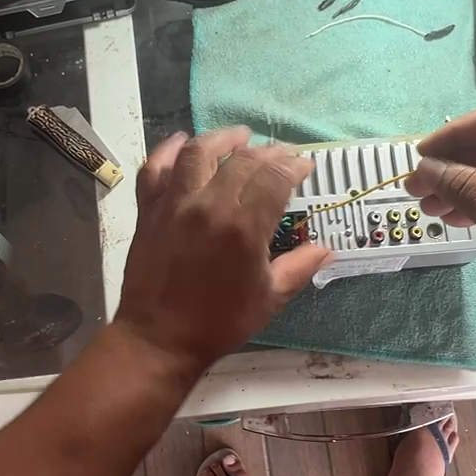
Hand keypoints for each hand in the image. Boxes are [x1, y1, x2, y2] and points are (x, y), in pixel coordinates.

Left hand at [113, 128, 331, 376]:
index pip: (275, 178)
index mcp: (244, 227)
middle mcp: (209, 206)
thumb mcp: (270, 298)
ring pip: (198, 153)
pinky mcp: (149, 210)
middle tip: (279, 154)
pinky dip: (167, 151)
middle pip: (242, 160)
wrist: (160, 338)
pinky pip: (154, 169)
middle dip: (266, 152)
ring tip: (238, 136)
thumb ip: (299, 267)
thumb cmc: (219, 322)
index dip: (293, 166)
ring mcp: (175, 204)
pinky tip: (181, 143)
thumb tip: (326, 249)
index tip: (304, 165)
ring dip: (221, 139)